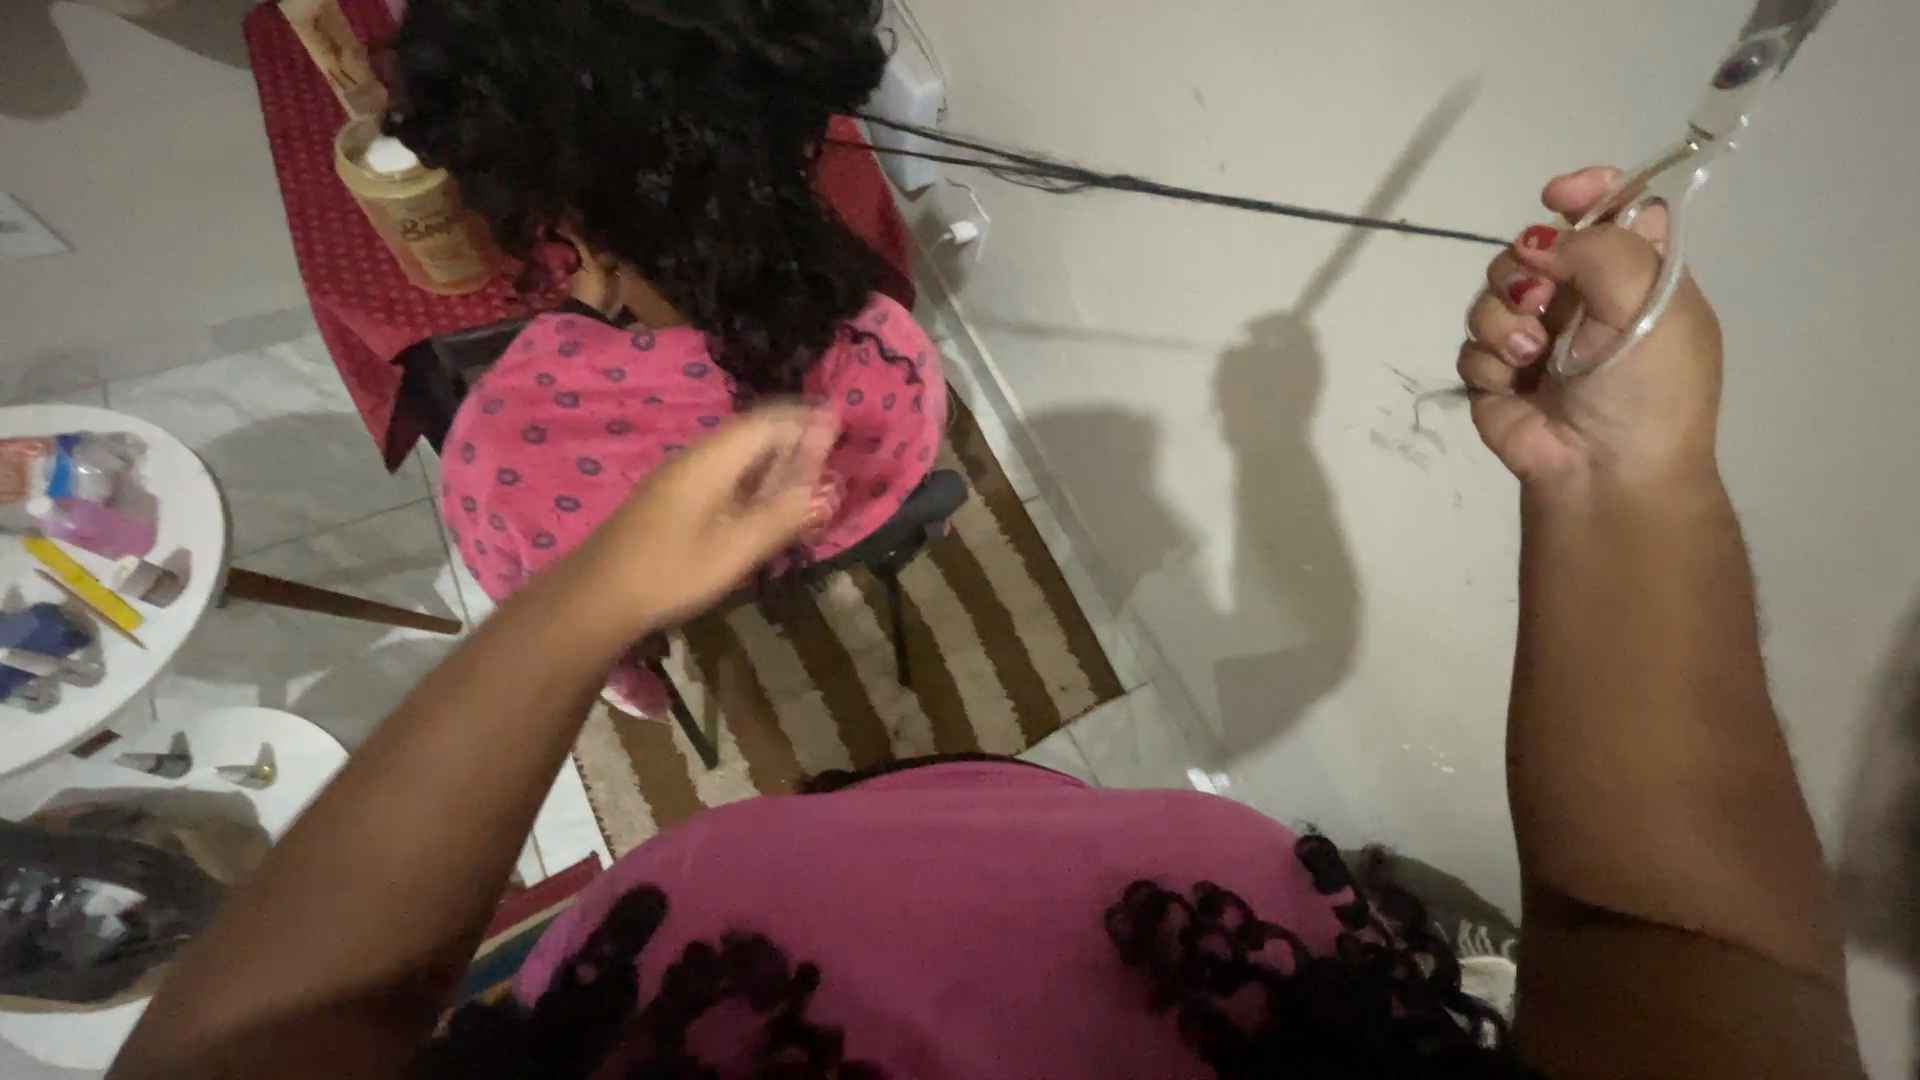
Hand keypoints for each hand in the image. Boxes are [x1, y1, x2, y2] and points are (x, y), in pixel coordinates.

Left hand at [584, 404, 836, 626]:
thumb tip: (829, 491)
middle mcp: (698, 459)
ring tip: (810, 481)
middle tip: (832, 456)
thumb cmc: (670, 571)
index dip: (806, 418)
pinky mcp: (676, 498)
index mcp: (713, 461)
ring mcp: (683, 478)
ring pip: (741, 457)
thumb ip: (784, 516)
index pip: (768, 422)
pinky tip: (769, 504)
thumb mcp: (736, 548)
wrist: (596, 598)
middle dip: (796, 441)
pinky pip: (727, 476)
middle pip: (755, 435)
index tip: (840, 420)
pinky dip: (757, 482)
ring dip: (778, 464)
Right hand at [1459, 167, 1724, 489]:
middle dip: (1523, 270)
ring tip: (1528, 355)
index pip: (1608, 211)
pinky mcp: (1493, 372)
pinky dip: (1487, 361)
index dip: (1583, 192)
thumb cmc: (1646, 386)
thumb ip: (1604, 252)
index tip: (1556, 195)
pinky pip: (1469, 345)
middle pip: (1528, 250)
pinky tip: (1511, 383)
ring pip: (1488, 296)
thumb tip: (1539, 238)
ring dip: (1502, 321)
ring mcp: (1531, 336)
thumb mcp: (1650, 304)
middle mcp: (1579, 299)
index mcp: (1633, 275)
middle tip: (1540, 299)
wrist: (1601, 467)